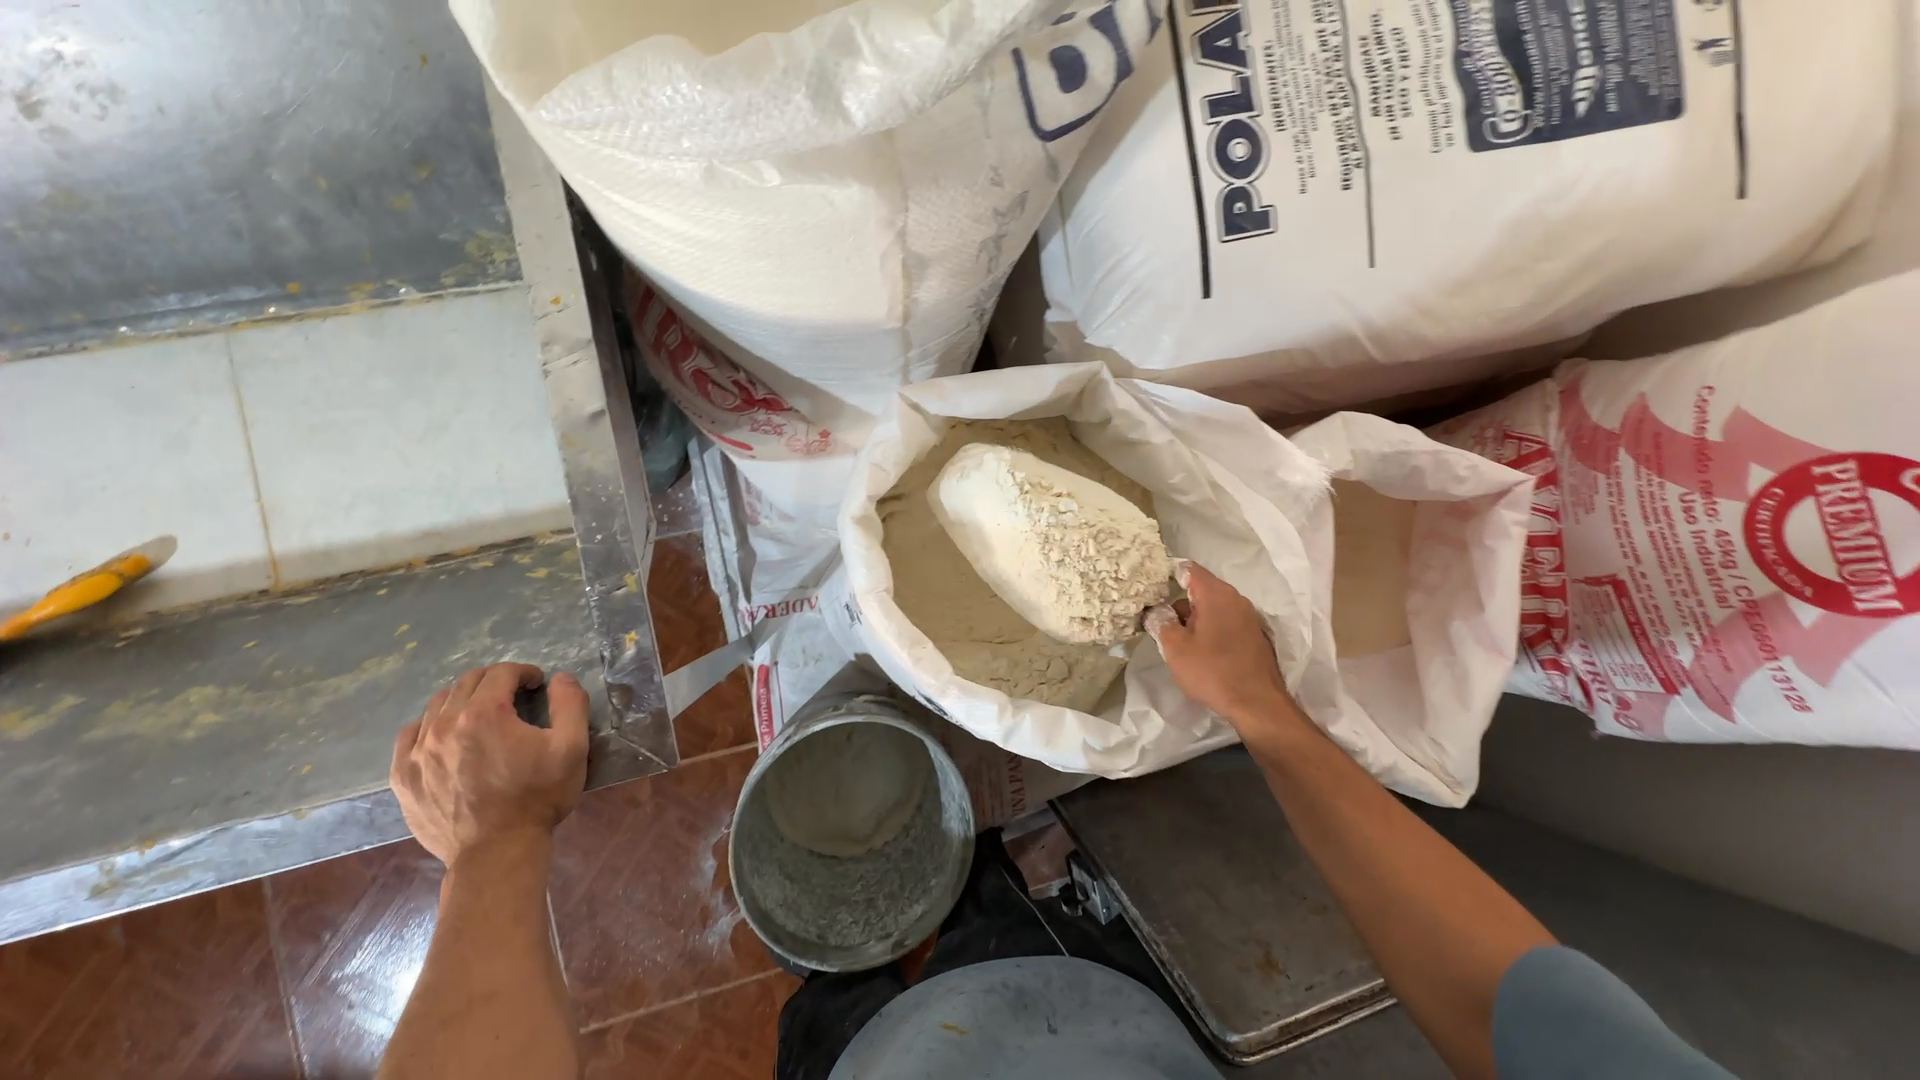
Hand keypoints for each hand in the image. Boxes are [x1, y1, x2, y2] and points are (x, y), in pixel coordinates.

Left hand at [390, 663, 589, 866]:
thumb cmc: (538, 798)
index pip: (501, 672)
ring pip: (437, 705)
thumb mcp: (572, 748)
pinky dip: (429, 726)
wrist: (495, 853)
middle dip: (494, 682)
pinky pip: (410, 735)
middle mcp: (444, 724)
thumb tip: (559, 678)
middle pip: (467, 683)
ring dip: (463, 701)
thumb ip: (570, 704)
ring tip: (481, 717)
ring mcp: (418, 751)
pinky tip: (445, 737)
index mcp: (485, 713)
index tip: (536, 684)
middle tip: (514, 696)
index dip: (523, 672)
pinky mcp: (403, 775)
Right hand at [1147, 563, 1302, 735]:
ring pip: (1213, 607)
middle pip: (1201, 589)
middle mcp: (1236, 599)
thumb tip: (1156, 610)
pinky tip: (1202, 652)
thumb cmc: (1212, 671)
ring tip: (1179, 643)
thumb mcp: (1175, 648)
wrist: (1257, 704)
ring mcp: (1248, 617)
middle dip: (1179, 603)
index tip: (1152, 590)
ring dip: (1195, 619)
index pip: (1189, 569)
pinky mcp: (1253, 635)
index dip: (1167, 575)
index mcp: (1216, 595)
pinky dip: (1210, 629)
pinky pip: (1226, 622)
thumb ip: (1161, 622)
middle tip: (1161, 624)